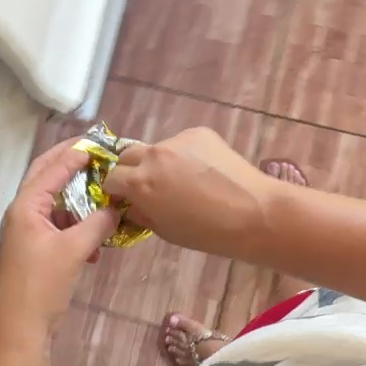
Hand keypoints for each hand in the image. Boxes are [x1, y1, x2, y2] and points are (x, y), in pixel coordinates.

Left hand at [0, 138, 119, 333]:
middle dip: (71, 164)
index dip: (76, 153)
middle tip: (97, 152)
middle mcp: (22, 213)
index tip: (100, 142)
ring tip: (105, 193)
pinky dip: (78, 224)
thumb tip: (118, 206)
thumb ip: (98, 223)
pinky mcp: (35, 250)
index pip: (52, 168)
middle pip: (47, 177)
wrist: (20, 331)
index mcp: (25, 206)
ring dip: (78, 198)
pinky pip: (59, 225)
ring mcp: (27, 232)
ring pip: (55, 203)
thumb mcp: (74, 250)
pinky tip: (98, 236)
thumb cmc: (41, 285)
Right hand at [103, 127, 277, 257]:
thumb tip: (132, 205)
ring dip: (160, 162)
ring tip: (183, 179)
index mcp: (140, 182)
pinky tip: (204, 171)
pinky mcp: (199, 132)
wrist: (254, 213)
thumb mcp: (165, 230)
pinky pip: (182, 143)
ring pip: (157, 149)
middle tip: (148, 186)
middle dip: (130, 170)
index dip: (115, 190)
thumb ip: (142, 213)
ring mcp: (177, 140)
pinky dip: (185, 155)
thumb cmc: (207, 232)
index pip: (111, 178)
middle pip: (127, 156)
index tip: (124, 198)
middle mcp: (153, 155)